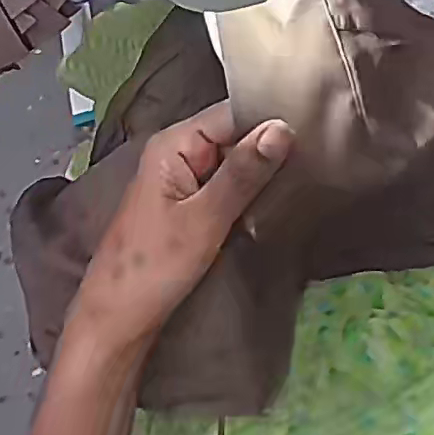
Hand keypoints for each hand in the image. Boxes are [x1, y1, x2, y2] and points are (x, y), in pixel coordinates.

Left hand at [65, 101, 292, 353]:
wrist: (117, 320)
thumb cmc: (154, 267)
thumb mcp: (205, 218)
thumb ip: (243, 173)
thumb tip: (283, 129)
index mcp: (173, 143)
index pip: (231, 114)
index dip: (270, 120)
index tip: (314, 129)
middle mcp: (176, 150)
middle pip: (233, 133)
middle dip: (269, 145)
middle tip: (316, 156)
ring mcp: (181, 176)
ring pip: (233, 159)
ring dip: (261, 169)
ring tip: (306, 173)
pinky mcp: (188, 201)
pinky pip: (225, 182)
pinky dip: (248, 189)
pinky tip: (276, 196)